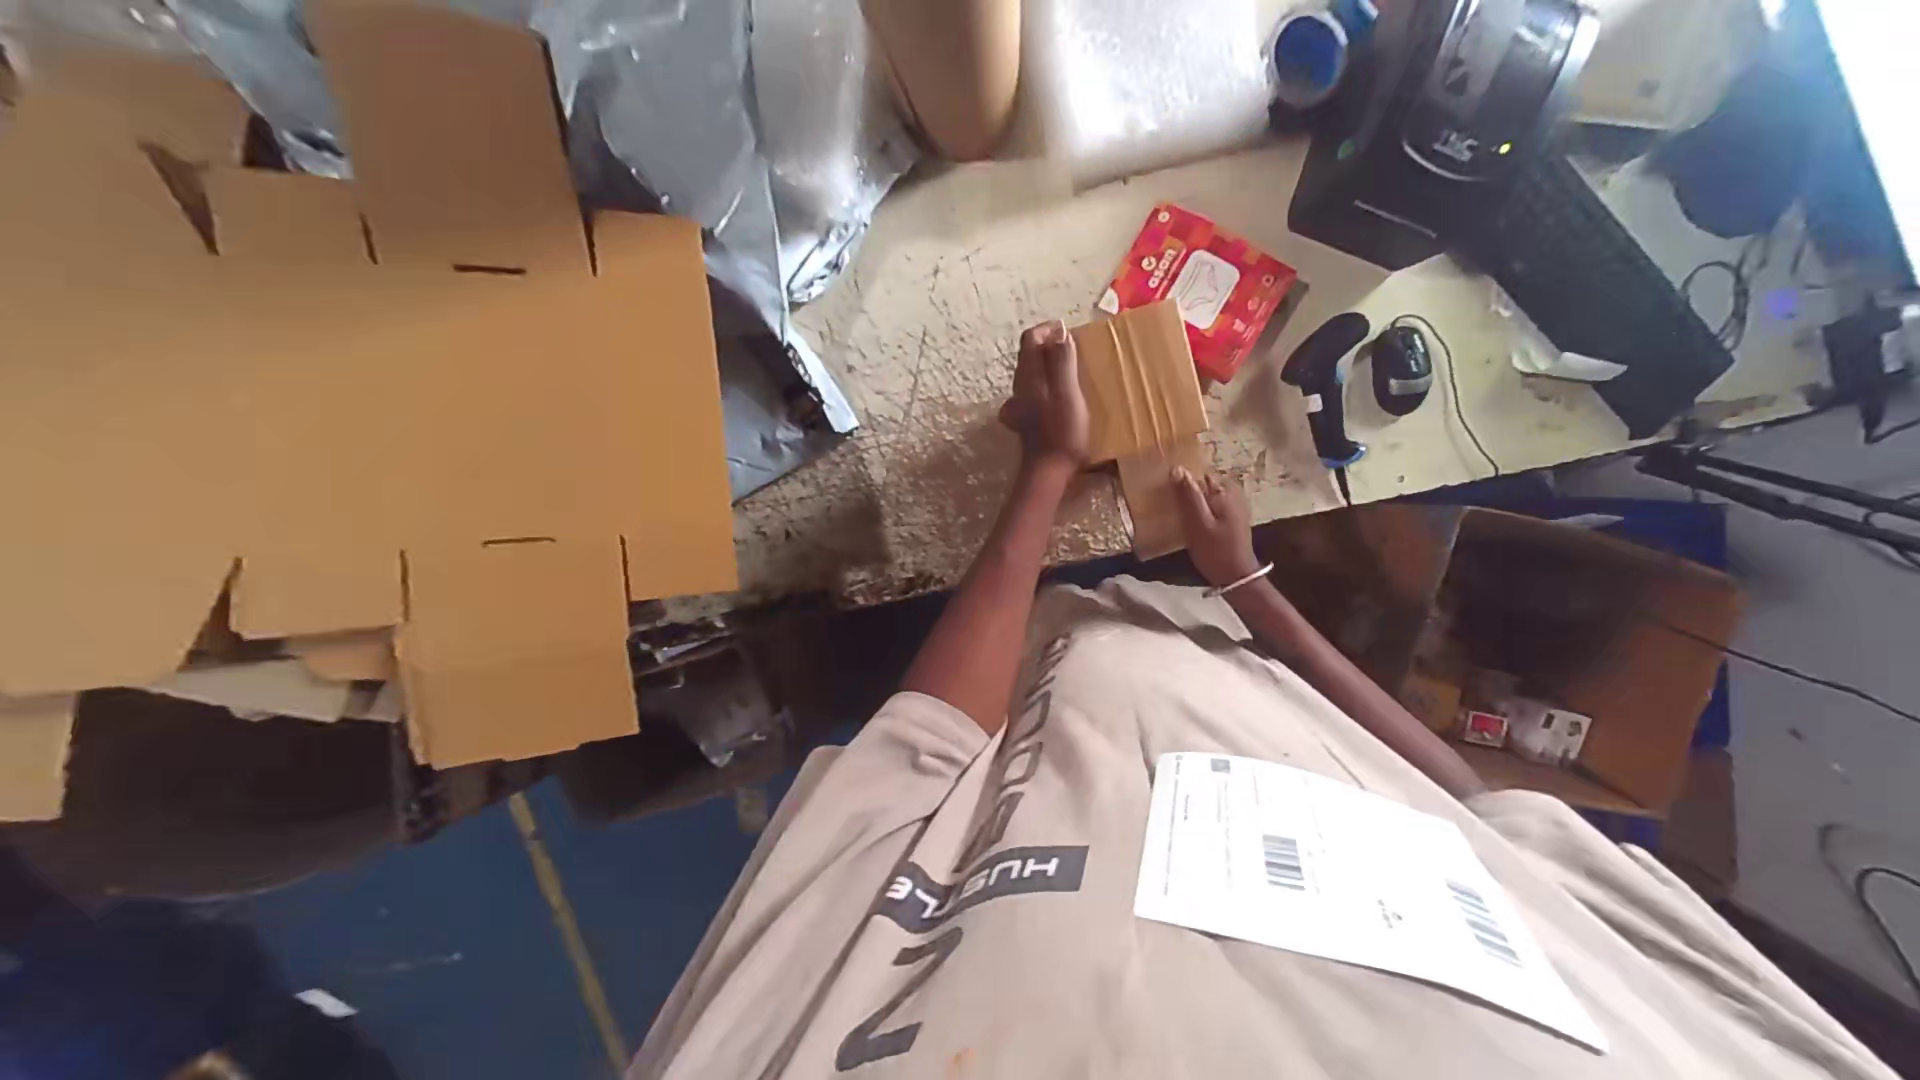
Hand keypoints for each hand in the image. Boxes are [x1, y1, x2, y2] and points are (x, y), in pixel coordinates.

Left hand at [998, 321, 1089, 472]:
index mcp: (1028, 376)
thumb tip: (1060, 333)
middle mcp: (1019, 386)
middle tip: (1074, 346)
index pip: (1030, 338)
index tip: (1069, 331)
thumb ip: (1062, 362)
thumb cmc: (1062, 432)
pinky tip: (1061, 391)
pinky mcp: (1027, 417)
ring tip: (1072, 365)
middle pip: (1029, 354)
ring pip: (1032, 372)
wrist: (1048, 471)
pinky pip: (1036, 388)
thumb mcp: (1068, 393)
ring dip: (1050, 363)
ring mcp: (1021, 403)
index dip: (1048, 329)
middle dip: (1049, 344)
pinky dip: (1048, 381)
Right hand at [1171, 466, 1262, 588]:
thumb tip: (1178, 469)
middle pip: (1204, 484)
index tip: (1168, 493)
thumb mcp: (1198, 524)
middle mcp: (1232, 494)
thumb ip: (1189, 496)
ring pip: (1207, 495)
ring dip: (1193, 502)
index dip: (1182, 481)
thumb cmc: (1215, 551)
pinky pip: (1212, 505)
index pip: (1199, 474)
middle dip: (1188, 491)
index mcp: (1223, 492)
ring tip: (1180, 515)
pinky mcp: (1233, 517)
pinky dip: (1202, 510)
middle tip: (1172, 507)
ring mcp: (1235, 505)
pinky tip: (1193, 523)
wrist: (1236, 576)